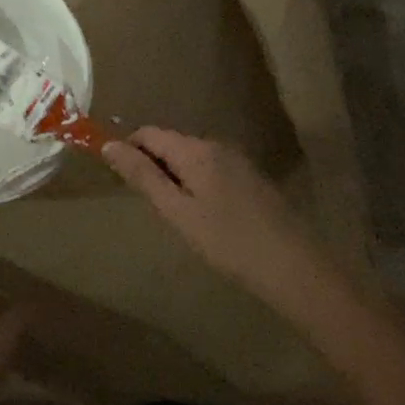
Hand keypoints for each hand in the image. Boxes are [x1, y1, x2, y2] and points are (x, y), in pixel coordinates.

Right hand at [102, 127, 336, 309]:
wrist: (297, 271)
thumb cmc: (228, 242)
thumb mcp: (176, 211)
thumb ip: (141, 175)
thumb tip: (107, 145)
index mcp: (195, 150)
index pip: (147, 133)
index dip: (127, 149)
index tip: (118, 178)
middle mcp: (216, 146)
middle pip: (170, 143)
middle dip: (151, 164)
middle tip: (147, 202)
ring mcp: (238, 162)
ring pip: (190, 158)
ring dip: (173, 175)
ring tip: (173, 212)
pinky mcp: (253, 180)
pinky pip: (211, 169)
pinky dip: (195, 183)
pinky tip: (202, 215)